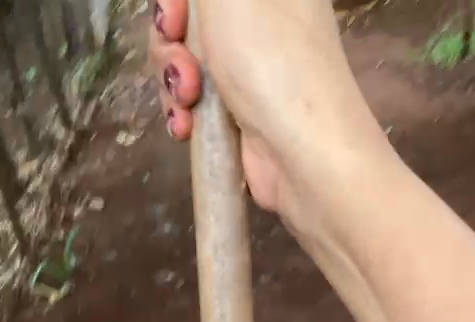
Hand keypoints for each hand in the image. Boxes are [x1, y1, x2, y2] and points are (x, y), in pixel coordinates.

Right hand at [148, 0, 388, 221]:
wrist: (304, 154)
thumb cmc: (270, 57)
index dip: (180, 0)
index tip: (175, 15)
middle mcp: (264, 19)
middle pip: (190, 16)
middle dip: (170, 38)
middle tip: (182, 63)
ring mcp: (252, 69)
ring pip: (186, 58)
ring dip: (173, 80)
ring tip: (187, 101)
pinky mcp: (241, 114)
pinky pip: (196, 100)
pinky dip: (184, 112)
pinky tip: (187, 127)